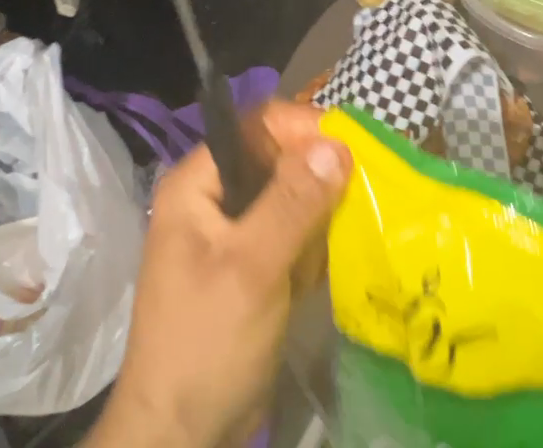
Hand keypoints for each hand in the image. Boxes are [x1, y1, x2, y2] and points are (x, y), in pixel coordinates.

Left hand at [88, 103, 350, 447]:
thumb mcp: (252, 267)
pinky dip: (317, 244)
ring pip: (295, 196)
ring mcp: (236, 234)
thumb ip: (293, 202)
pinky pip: (297, 233)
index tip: (354, 152)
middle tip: (361, 196)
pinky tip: (323, 270)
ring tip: (344, 238)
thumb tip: (337, 143)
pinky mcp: (256, 266)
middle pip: (281, 158)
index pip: (260, 125)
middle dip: (322, 175)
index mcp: (199, 184)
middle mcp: (216, 198)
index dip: (305, 129)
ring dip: (324, 213)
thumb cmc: (207, 342)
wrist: (182, 433)